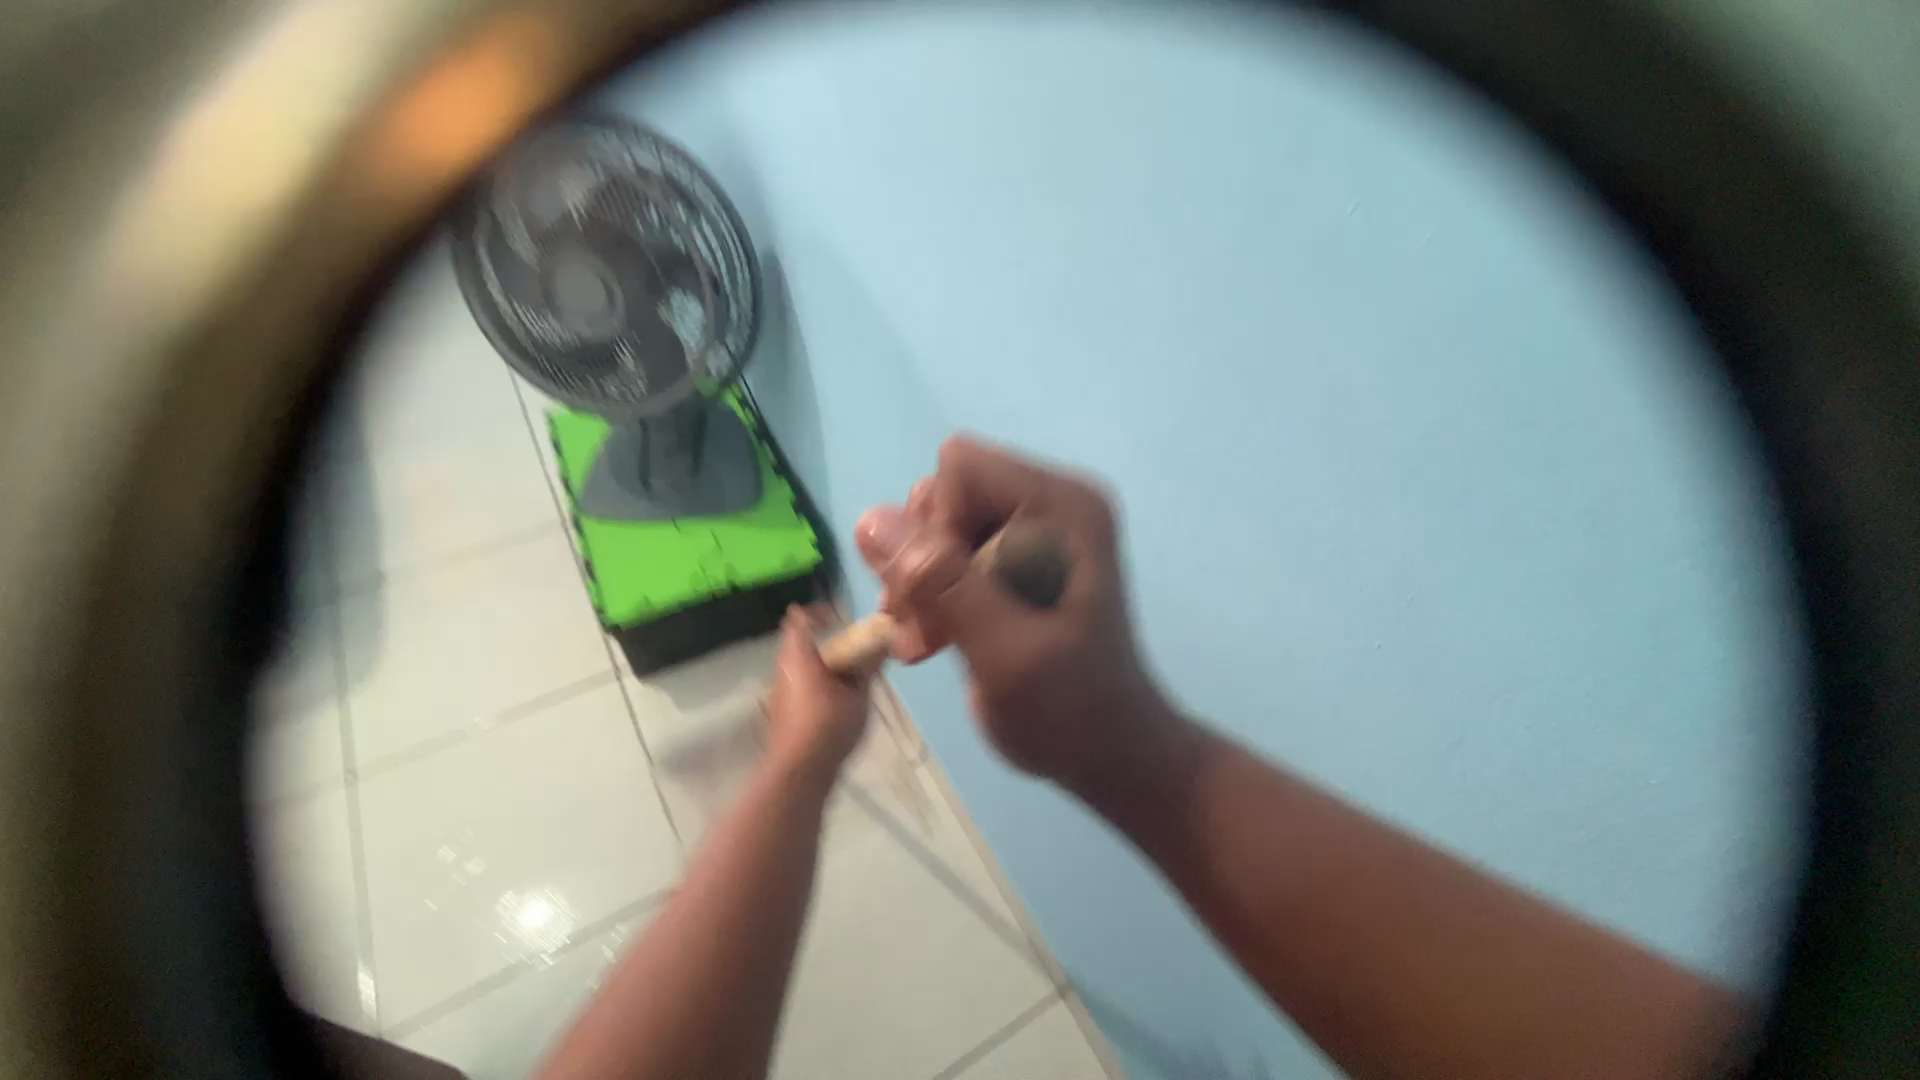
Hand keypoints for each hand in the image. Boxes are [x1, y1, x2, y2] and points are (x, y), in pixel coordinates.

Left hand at [763, 606, 870, 785]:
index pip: (798, 620)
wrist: (800, 772)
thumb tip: (884, 642)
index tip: (835, 618)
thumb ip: (869, 667)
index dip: (814, 613)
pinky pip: (798, 689)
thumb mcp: (859, 695)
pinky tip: (836, 706)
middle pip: (798, 645)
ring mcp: (778, 694)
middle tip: (850, 654)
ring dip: (820, 669)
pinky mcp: (781, 715)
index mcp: (799, 658)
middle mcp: (783, 671)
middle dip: (824, 646)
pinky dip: (815, 688)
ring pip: (798, 670)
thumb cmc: (830, 725)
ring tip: (848, 682)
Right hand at [854, 436, 1181, 787]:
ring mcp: (1030, 531)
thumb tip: (870, 518)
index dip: (936, 530)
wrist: (1107, 753)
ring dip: (918, 585)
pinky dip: (929, 596)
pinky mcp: (1012, 560)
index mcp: (1062, 506)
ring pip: (933, 526)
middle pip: (943, 494)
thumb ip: (940, 583)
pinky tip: (930, 641)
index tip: (945, 598)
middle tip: (926, 628)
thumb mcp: (1002, 649)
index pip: (962, 469)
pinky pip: (943, 553)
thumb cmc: (1068, 710)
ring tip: (926, 640)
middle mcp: (1048, 503)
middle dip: (921, 561)